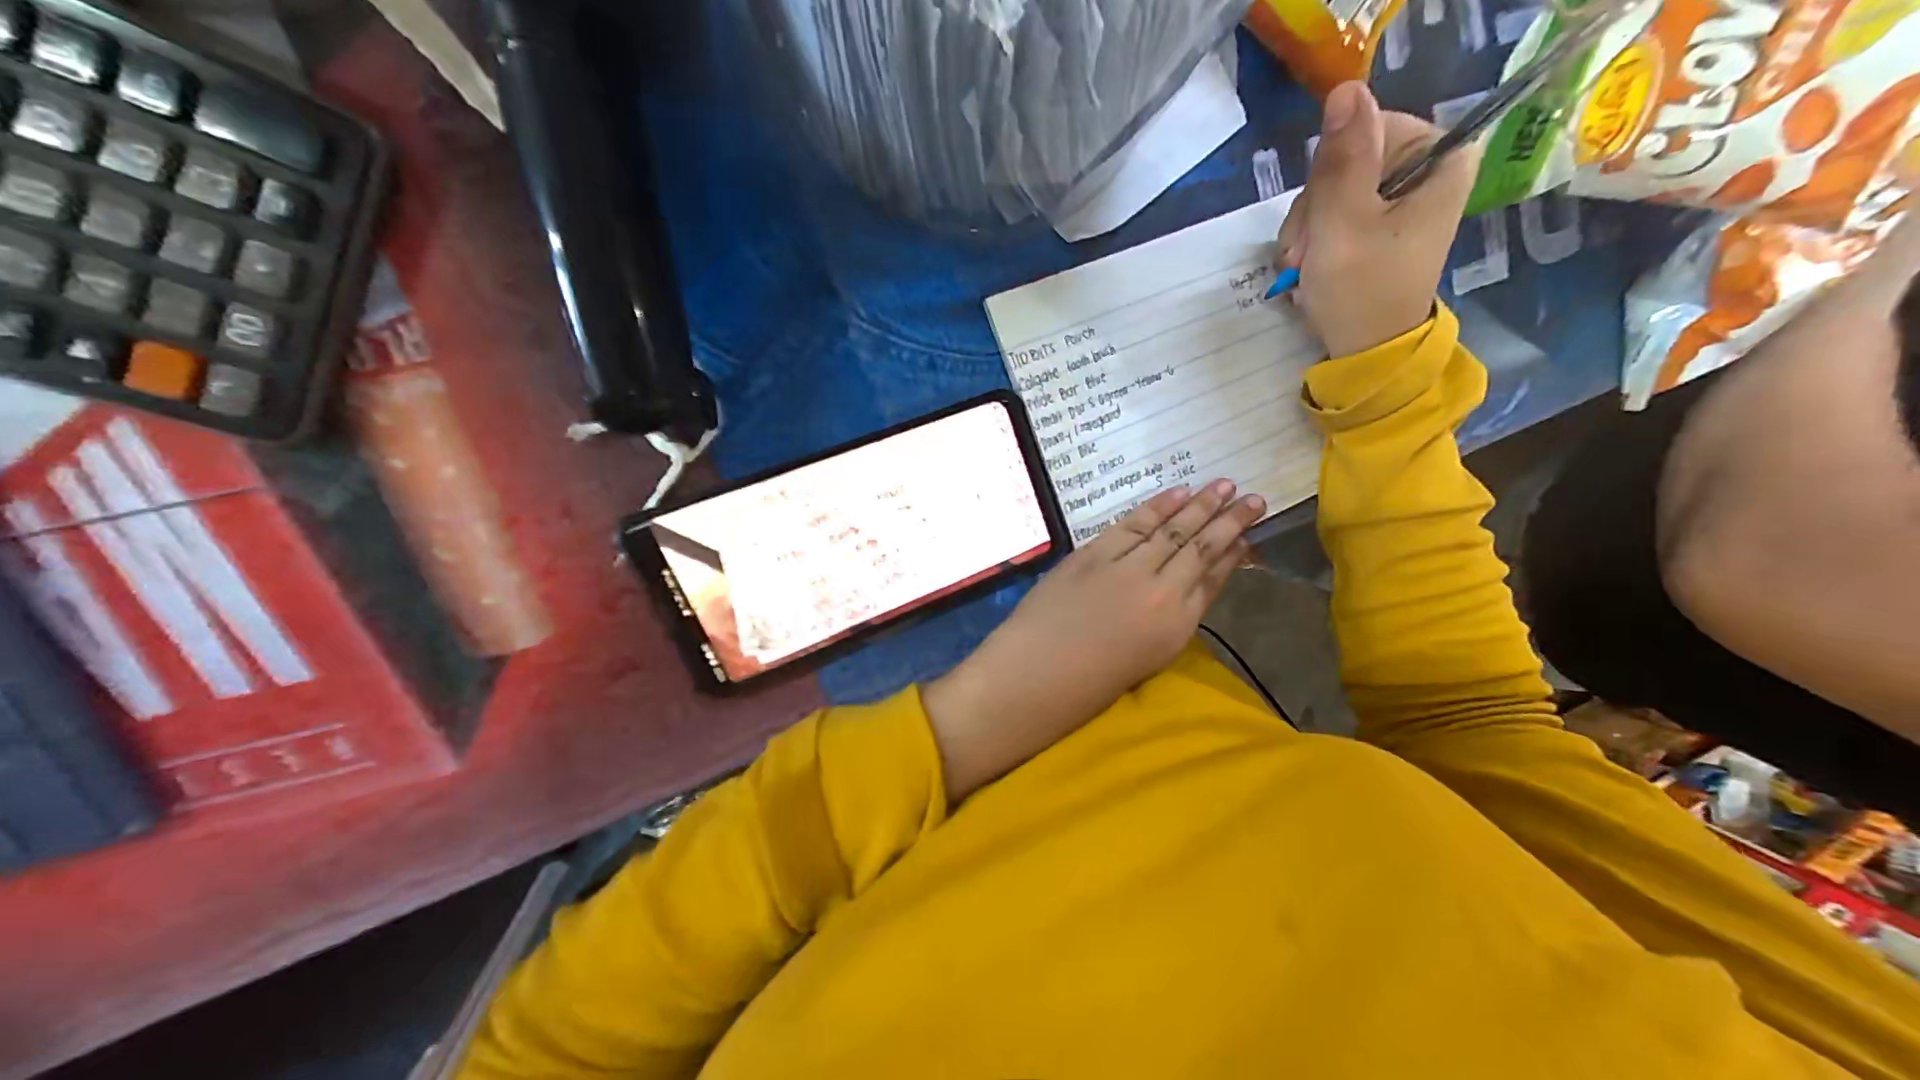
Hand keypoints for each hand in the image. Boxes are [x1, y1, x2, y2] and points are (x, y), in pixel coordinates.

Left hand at [922, 480, 1265, 802]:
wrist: (1040, 674)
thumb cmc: (1091, 679)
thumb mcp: (1150, 656)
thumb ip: (1173, 619)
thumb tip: (1189, 584)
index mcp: (1179, 626)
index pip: (1214, 579)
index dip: (1234, 553)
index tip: (1249, 532)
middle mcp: (1163, 593)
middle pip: (1203, 548)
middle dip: (1230, 521)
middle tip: (1254, 497)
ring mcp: (1128, 570)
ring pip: (1175, 530)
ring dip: (1202, 505)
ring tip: (1224, 486)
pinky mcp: (1095, 555)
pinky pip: (1134, 524)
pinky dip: (1158, 507)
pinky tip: (1178, 493)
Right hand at [1277, 81, 1480, 357]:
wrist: (1366, 354)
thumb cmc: (1362, 291)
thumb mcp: (1343, 223)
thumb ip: (1342, 159)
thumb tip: (1345, 89)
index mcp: (1440, 161)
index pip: (1371, 127)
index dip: (1335, 168)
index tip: (1326, 212)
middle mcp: (1427, 173)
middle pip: (1348, 160)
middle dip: (1315, 209)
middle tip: (1309, 251)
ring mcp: (1400, 202)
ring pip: (1332, 190)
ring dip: (1306, 231)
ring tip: (1306, 268)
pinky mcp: (1378, 227)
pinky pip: (1332, 215)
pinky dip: (1312, 243)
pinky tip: (1309, 270)